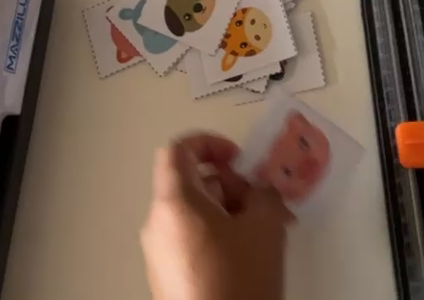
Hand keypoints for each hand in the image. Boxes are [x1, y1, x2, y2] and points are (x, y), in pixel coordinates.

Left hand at [141, 133, 290, 299]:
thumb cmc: (237, 281)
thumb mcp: (264, 227)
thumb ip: (265, 193)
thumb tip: (262, 189)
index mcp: (174, 202)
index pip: (179, 150)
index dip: (209, 143)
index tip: (238, 159)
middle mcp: (158, 224)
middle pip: (189, 182)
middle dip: (229, 184)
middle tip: (260, 202)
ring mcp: (159, 256)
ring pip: (193, 213)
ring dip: (229, 211)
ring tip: (264, 232)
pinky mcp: (167, 281)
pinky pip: (190, 240)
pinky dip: (217, 235)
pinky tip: (248, 257)